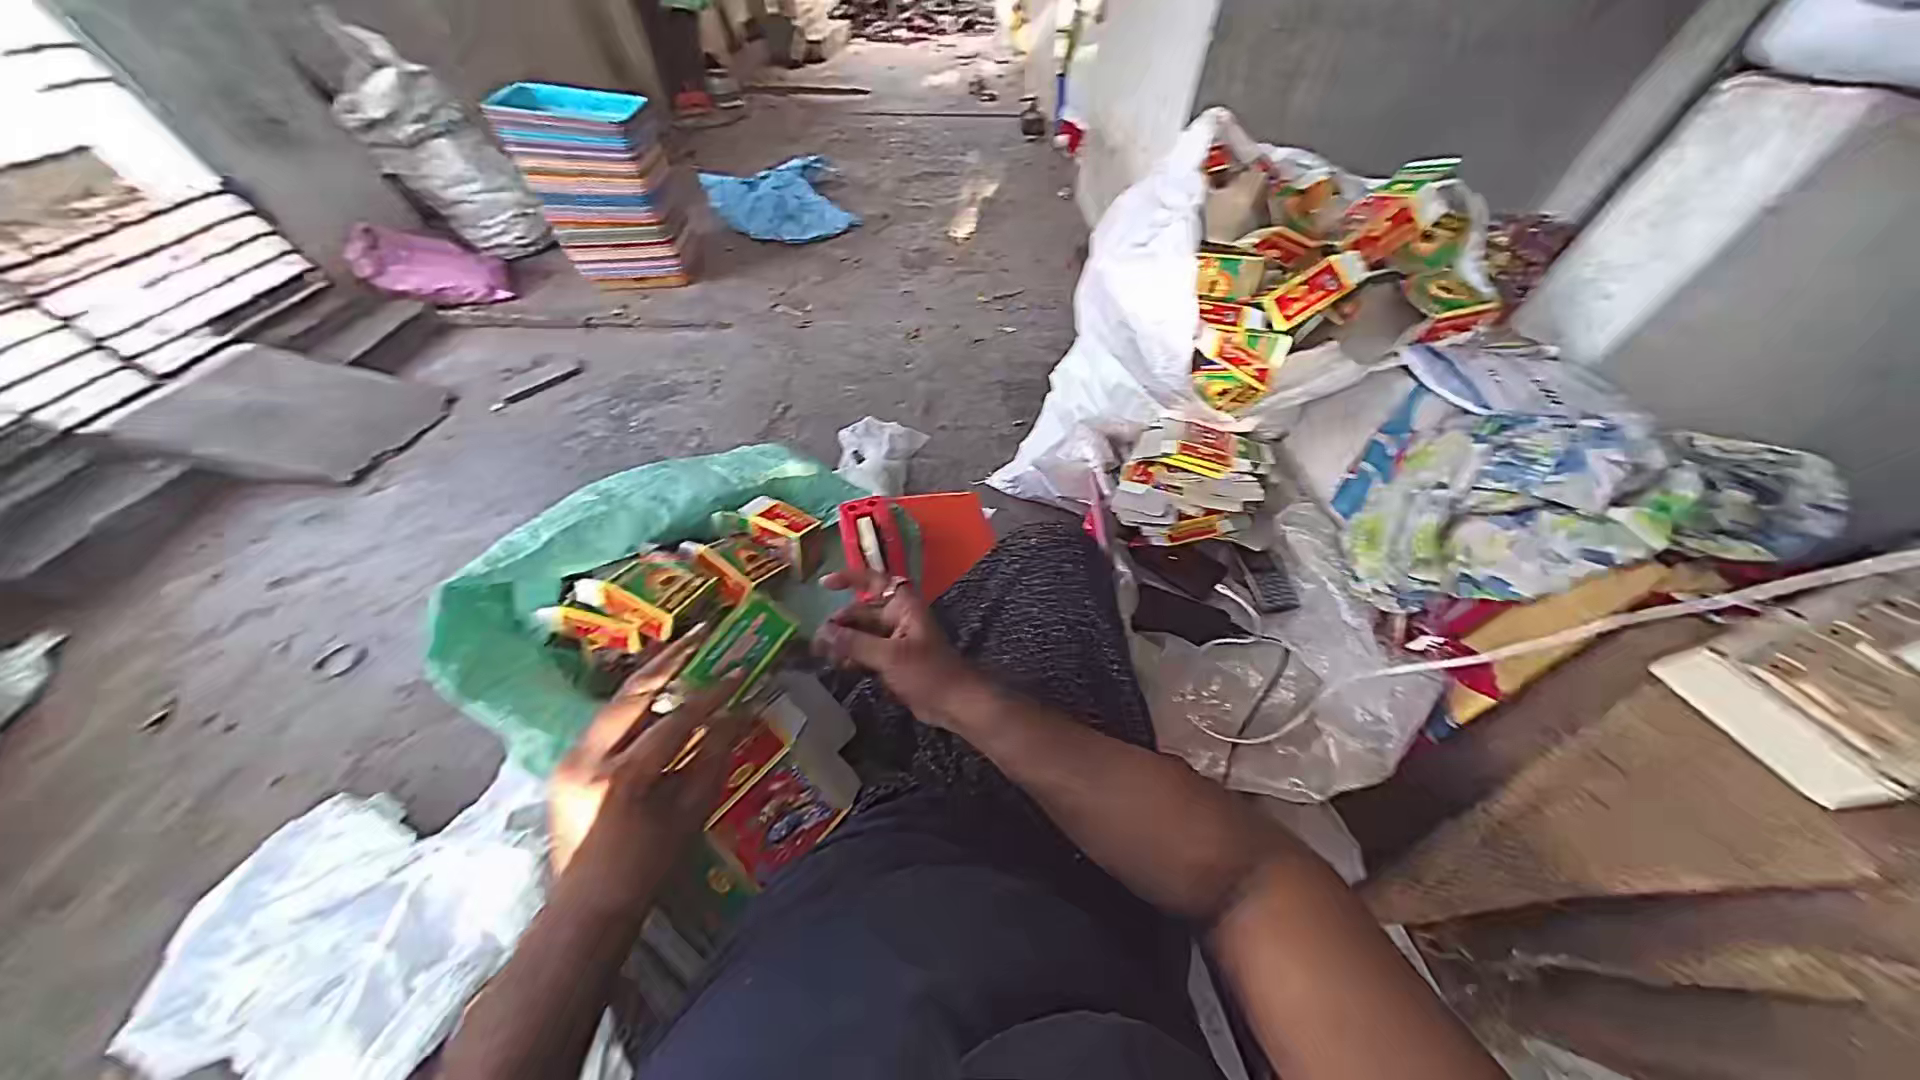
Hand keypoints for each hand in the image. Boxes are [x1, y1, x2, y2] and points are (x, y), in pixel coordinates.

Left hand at [548, 632, 744, 914]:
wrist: (586, 907)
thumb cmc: (647, 865)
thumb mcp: (690, 810)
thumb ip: (714, 756)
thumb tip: (740, 713)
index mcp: (621, 777)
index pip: (676, 721)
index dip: (712, 695)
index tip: (739, 673)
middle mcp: (586, 759)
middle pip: (632, 694)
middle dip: (671, 661)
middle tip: (701, 634)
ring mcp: (570, 759)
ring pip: (617, 703)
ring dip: (653, 678)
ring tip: (685, 652)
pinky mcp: (567, 763)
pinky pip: (609, 722)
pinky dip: (639, 704)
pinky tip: (662, 691)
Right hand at [812, 567, 975, 725]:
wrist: (954, 703)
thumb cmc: (928, 673)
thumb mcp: (889, 656)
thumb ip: (854, 643)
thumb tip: (822, 632)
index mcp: (903, 606)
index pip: (873, 581)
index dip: (849, 578)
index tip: (824, 585)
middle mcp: (898, 618)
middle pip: (861, 612)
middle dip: (839, 623)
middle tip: (816, 642)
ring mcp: (894, 640)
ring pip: (861, 634)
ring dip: (843, 642)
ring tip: (822, 656)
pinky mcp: (892, 661)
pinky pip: (866, 652)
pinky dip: (852, 657)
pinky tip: (837, 665)